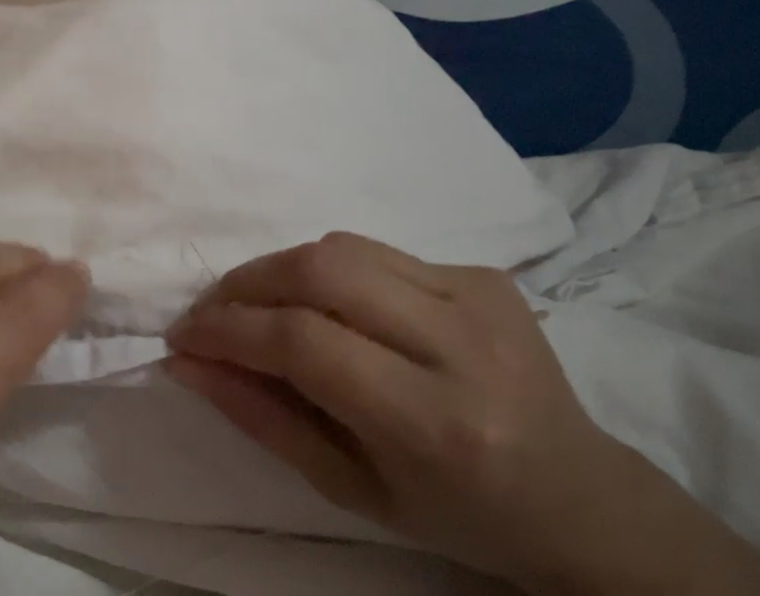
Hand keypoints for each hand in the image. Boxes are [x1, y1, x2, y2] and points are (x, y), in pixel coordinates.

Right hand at [164, 232, 759, 595]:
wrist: (576, 495)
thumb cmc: (455, 513)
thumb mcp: (349, 489)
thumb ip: (262, 418)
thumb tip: (185, 362)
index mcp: (434, 420)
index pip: (305, 341)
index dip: (228, 329)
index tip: (182, 337)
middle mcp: (462, 343)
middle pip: (321, 270)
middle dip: (244, 283)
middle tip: (208, 313)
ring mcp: (480, 294)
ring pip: (341, 246)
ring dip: (276, 268)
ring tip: (250, 304)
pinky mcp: (483, 271)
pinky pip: (374, 250)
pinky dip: (324, 271)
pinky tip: (319, 305)